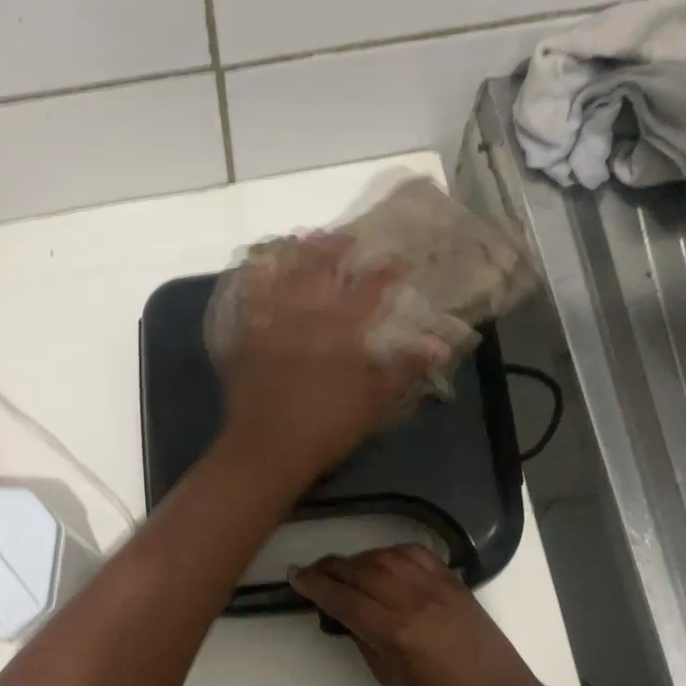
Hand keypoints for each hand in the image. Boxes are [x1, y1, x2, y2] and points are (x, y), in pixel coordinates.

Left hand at [218, 235, 446, 479]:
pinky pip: (249, 297)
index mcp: (342, 329)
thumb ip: (406, 368)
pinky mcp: (245, 336)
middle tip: (347, 237)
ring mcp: (271, 322)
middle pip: (322, 268)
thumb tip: (440, 344)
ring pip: (284, 275)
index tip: (401, 262)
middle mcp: (306, 314)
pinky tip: (259, 265)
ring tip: (305, 238)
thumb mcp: (375, 401)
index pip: (370, 288)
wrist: (267, 448)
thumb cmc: (328, 428)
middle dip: (337, 248)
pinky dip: (255, 277)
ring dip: (296, 253)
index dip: (387, 270)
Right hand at [290, 545, 559, 685]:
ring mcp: (438, 587)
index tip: (294, 575)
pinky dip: (394, 552)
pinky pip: (417, 553)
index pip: (343, 598)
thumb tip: (344, 613)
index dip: (314, 585)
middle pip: (362, 570)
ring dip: (360, 559)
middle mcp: (414, 600)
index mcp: (395, 632)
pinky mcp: (455, 582)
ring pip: (387, 556)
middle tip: (313, 572)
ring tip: (346, 570)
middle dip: (332, 568)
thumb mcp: (390, 680)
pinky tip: (384, 562)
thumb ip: (364, 639)